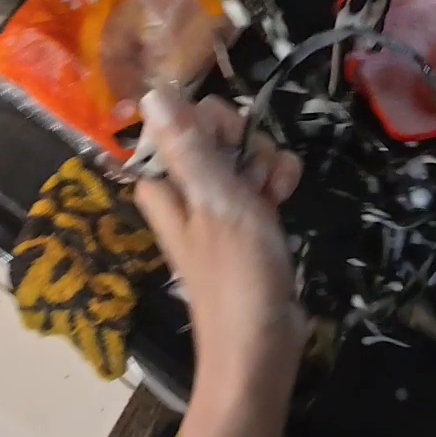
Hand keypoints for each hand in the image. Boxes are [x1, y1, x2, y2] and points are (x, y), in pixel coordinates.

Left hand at [134, 87, 304, 436]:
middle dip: (245, 142)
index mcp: (162, 178)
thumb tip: (152, 91)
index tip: (228, 143)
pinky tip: (284, 198)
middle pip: (216, 128)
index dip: (211, 122)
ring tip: (271, 195)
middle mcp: (183, 183)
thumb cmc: (234, 273)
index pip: (180, 116)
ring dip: (266, 163)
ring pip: (244, 149)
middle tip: (250, 175)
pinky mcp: (243, 212)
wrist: (261, 345)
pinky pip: (259, 173)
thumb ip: (188, 145)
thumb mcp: (215, 201)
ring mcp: (214, 198)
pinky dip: (276, 180)